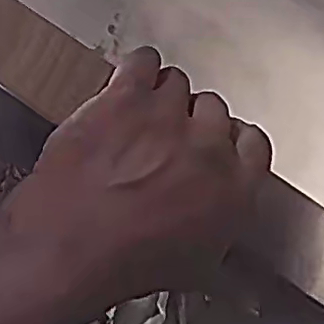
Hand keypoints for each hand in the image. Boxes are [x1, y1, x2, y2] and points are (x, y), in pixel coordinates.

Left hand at [1, 46, 271, 319]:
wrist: (70, 244)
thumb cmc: (123, 261)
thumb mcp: (194, 261)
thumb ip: (217, 217)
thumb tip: (212, 206)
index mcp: (233, 189)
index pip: (253, 144)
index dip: (231, 138)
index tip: (217, 139)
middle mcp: (208, 145)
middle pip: (213, 108)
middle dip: (191, 119)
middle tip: (167, 136)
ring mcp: (168, 115)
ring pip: (177, 83)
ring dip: (161, 97)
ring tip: (140, 114)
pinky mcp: (129, 96)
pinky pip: (145, 62)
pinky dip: (139, 68)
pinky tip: (130, 79)